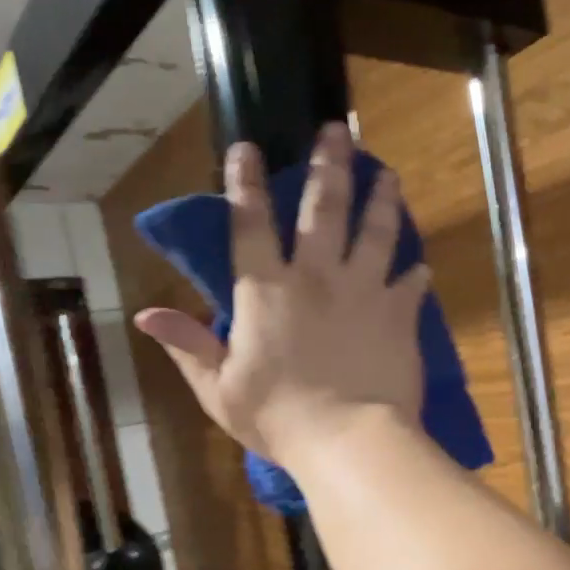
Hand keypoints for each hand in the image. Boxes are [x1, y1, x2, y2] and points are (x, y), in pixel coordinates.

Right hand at [134, 123, 431, 465]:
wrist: (348, 439)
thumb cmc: (278, 417)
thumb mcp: (219, 388)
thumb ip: (189, 347)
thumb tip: (147, 317)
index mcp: (266, 291)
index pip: (250, 224)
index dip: (245, 182)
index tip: (248, 146)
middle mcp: (317, 277)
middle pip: (324, 208)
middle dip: (330, 164)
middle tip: (339, 130)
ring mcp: (364, 291)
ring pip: (376, 231)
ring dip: (382, 198)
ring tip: (388, 173)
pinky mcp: (400, 314)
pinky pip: (411, 284)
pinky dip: (416, 273)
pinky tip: (422, 264)